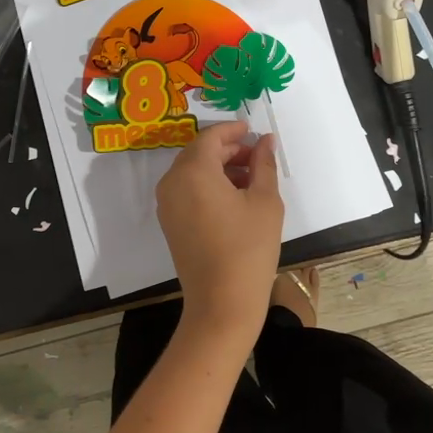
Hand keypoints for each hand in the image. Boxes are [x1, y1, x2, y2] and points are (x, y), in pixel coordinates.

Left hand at [156, 122, 284, 338]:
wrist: (221, 303)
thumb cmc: (248, 248)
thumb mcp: (265, 201)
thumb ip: (263, 164)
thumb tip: (265, 141)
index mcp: (193, 170)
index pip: (210, 137)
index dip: (232, 130)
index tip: (253, 131)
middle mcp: (172, 182)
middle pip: (199, 153)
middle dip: (227, 150)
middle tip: (257, 156)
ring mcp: (167, 204)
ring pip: (192, 172)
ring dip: (219, 168)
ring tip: (252, 179)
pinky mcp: (170, 223)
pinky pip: (187, 191)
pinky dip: (208, 185)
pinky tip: (235, 198)